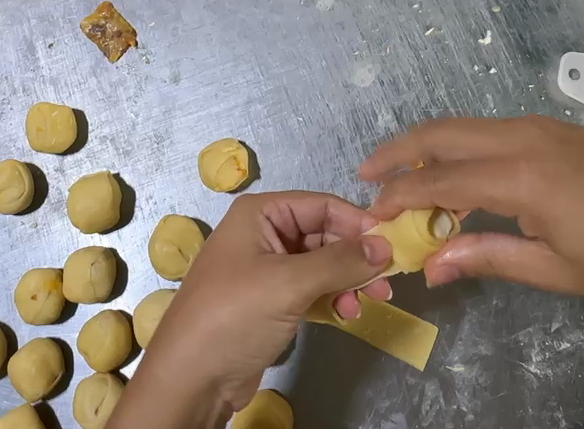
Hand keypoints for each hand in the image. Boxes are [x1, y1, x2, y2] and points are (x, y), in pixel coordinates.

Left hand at [123, 193, 393, 424]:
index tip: (393, 243)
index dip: (357, 221)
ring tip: (370, 302)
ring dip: (347, 280)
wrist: (191, 379)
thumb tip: (385, 245)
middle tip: (387, 282)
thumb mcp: (289, 283)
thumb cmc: (235, 315)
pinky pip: (311, 288)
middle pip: (323, 234)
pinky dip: (332, 297)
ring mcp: (266, 267)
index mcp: (261, 213)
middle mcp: (264, 232)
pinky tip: (347, 313)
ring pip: (321, 263)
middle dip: (355, 256)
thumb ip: (339, 262)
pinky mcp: (270, 300)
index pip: (321, 205)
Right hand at [362, 116, 583, 294]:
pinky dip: (457, 146)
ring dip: (426, 147)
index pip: (439, 181)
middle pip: (440, 133)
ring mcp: (536, 125)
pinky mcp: (550, 127)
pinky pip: (487, 129)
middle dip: (397, 151)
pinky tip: (458, 174)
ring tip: (402, 177)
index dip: (400, 196)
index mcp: (520, 175)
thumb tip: (432, 265)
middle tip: (365, 173)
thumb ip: (489, 258)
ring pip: (462, 126)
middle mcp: (519, 136)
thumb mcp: (558, 268)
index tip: (373, 214)